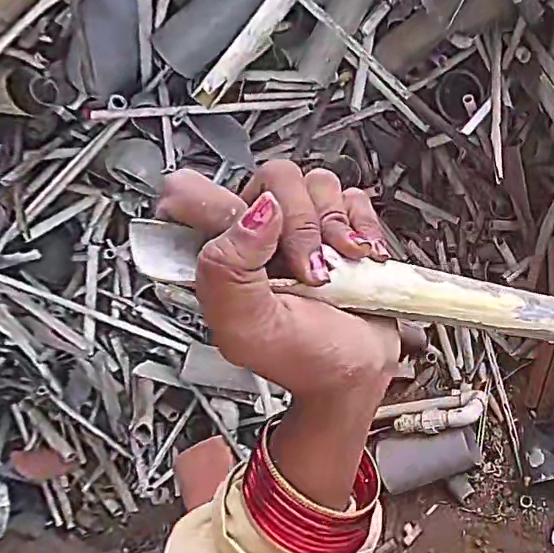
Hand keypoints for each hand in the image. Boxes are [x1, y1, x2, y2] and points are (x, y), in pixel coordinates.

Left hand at [157, 161, 400, 509]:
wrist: (355, 374)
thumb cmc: (303, 361)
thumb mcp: (249, 328)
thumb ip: (231, 269)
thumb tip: (257, 212)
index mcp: (220, 254)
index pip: (191, 193)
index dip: (223, 203)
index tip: (256, 241)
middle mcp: (258, 233)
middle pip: (274, 178)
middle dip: (302, 226)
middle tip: (309, 272)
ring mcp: (302, 227)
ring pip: (317, 182)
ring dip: (335, 229)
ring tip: (336, 270)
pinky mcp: (341, 225)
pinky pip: (352, 195)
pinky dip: (363, 226)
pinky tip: (357, 258)